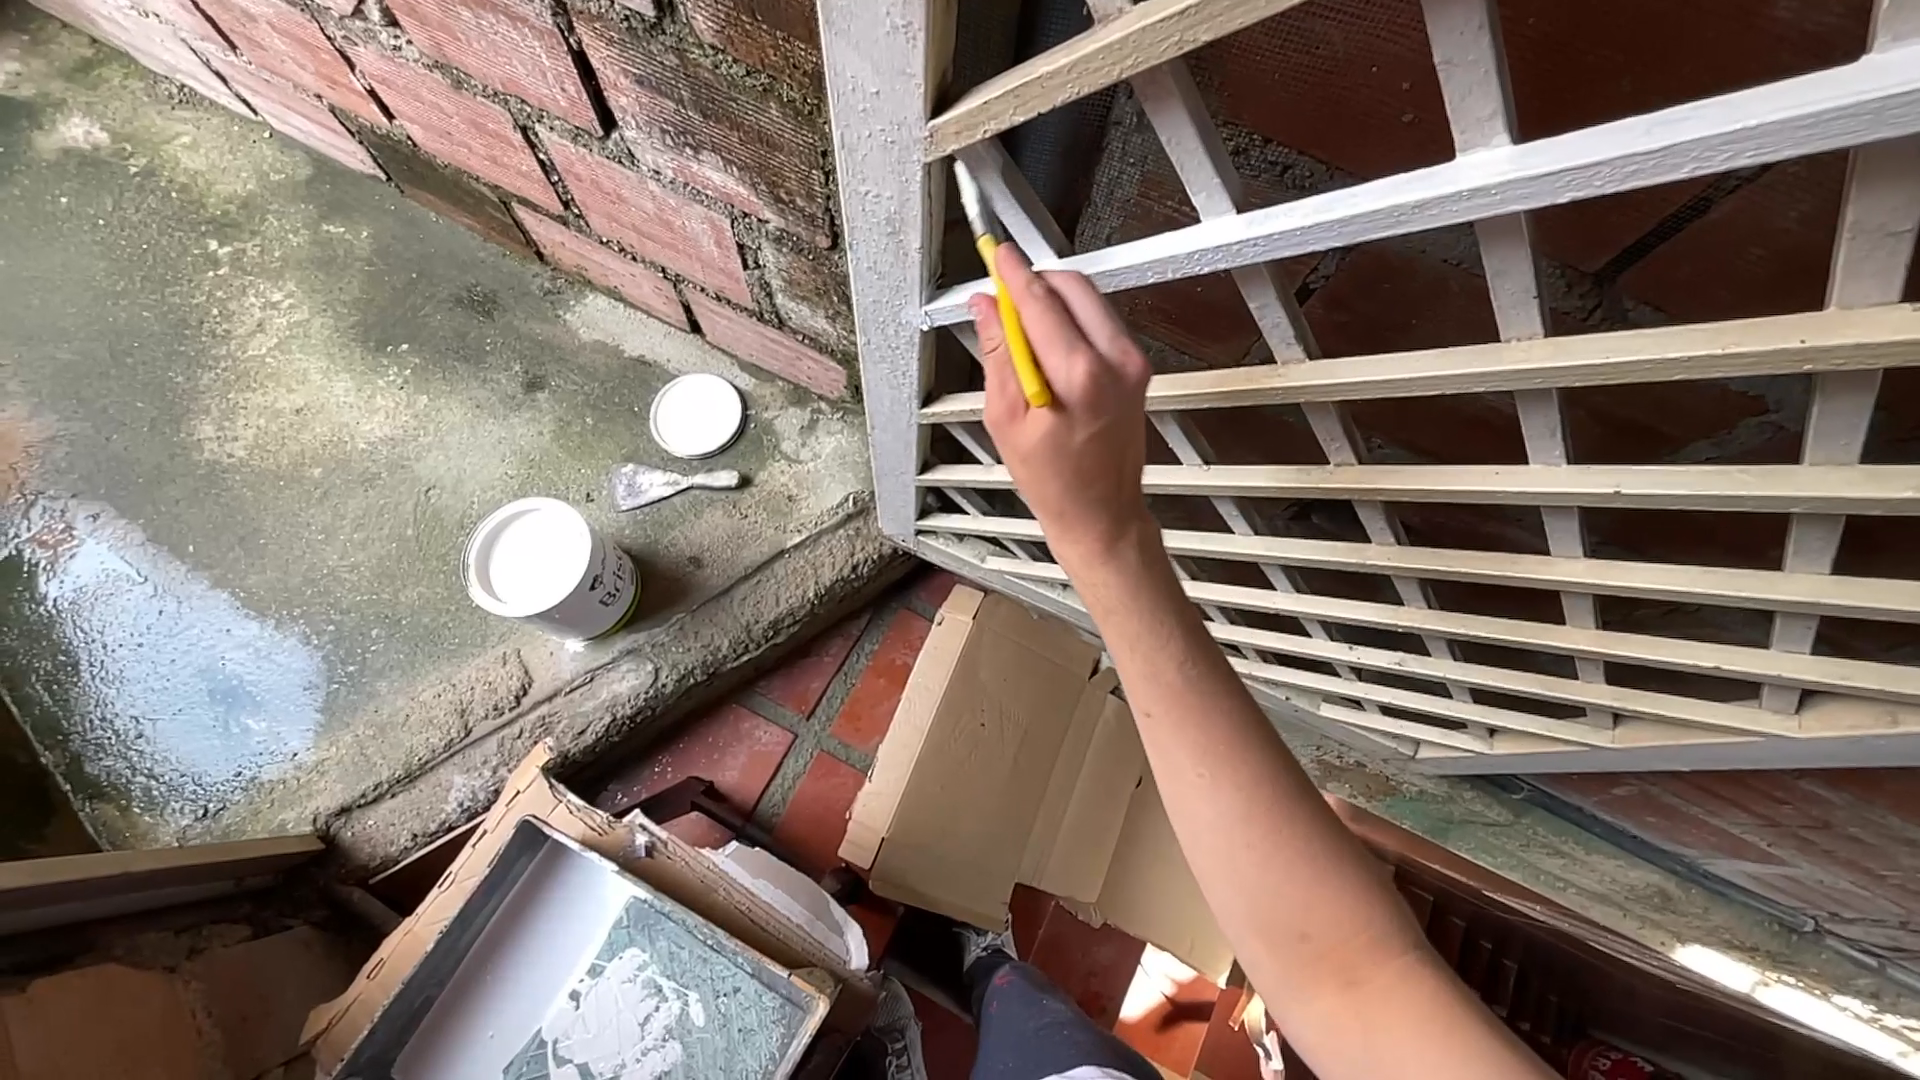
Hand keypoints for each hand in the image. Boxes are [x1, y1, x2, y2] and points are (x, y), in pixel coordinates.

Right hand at [968, 245, 1154, 566]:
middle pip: (1072, 287)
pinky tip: (1048, 347)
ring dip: (1054, 300)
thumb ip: (998, 355)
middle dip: (1035, 282)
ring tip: (1021, 329)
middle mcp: (1115, 360)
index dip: (1013, 274)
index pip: (1041, 301)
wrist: (1101, 514)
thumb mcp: (1006, 420)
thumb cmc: (1052, 481)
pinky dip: (1072, 321)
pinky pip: (1101, 323)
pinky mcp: (1138, 369)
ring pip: (1090, 301)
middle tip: (1003, 296)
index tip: (995, 254)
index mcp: (1079, 375)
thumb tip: (985, 308)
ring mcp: (1133, 363)